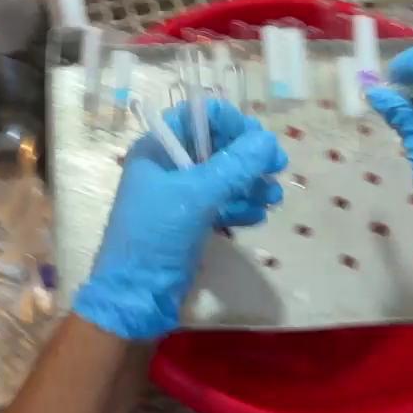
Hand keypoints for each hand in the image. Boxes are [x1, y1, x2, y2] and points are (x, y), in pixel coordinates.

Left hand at [75, 100, 286, 340]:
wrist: (135, 297)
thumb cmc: (157, 236)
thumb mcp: (196, 196)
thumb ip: (234, 165)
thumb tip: (268, 140)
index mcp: (157, 147)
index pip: (199, 116)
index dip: (233, 123)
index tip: (262, 143)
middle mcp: (167, 165)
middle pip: (216, 144)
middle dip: (247, 157)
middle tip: (276, 171)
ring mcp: (177, 194)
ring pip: (222, 176)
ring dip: (249, 183)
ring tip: (271, 199)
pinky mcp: (188, 220)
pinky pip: (220, 202)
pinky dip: (239, 205)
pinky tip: (255, 217)